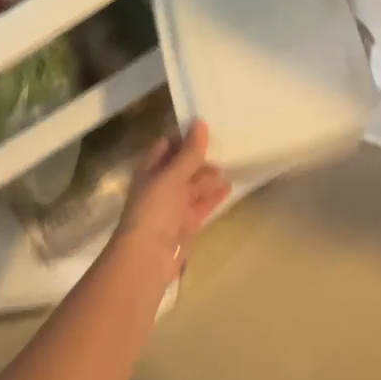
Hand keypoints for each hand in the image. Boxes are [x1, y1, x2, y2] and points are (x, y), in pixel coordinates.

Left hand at [115, 120, 230, 269]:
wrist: (148, 257)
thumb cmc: (155, 210)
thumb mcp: (172, 176)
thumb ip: (189, 152)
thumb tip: (200, 122)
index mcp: (150, 170)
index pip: (168, 146)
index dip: (186, 137)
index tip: (209, 127)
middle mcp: (161, 186)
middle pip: (183, 166)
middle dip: (202, 157)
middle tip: (228, 144)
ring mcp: (173, 206)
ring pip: (194, 185)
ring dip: (210, 176)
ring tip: (233, 163)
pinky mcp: (186, 224)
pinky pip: (202, 204)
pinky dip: (214, 196)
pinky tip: (230, 186)